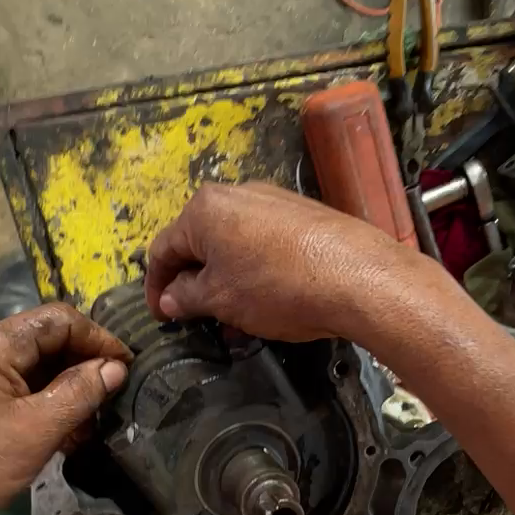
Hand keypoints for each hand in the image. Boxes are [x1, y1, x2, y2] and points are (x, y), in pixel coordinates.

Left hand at [0, 303, 129, 514]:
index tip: (127, 367)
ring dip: (66, 389)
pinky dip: (44, 403)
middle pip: (46, 340)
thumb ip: (80, 392)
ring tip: (89, 423)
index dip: (98, 339)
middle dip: (84, 366)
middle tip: (112, 398)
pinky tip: (62, 433)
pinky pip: (16, 387)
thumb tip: (115, 368)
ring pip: (33, 366)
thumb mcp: (37, 430)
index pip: (59, 319)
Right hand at [143, 181, 440, 342]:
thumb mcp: (221, 299)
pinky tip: (269, 300)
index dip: (156, 287)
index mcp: (205, 209)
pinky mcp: (305, 215)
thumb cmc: (278, 288)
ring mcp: (274, 201)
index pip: (163, 249)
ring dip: (227, 281)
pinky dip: (256, 271)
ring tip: (237, 318)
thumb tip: (170, 298)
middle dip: (195, 284)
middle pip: (200, 243)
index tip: (162, 316)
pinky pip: (265, 243)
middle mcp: (237, 194)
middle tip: (199, 319)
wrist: (358, 277)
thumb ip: (187, 297)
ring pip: (235, 245)